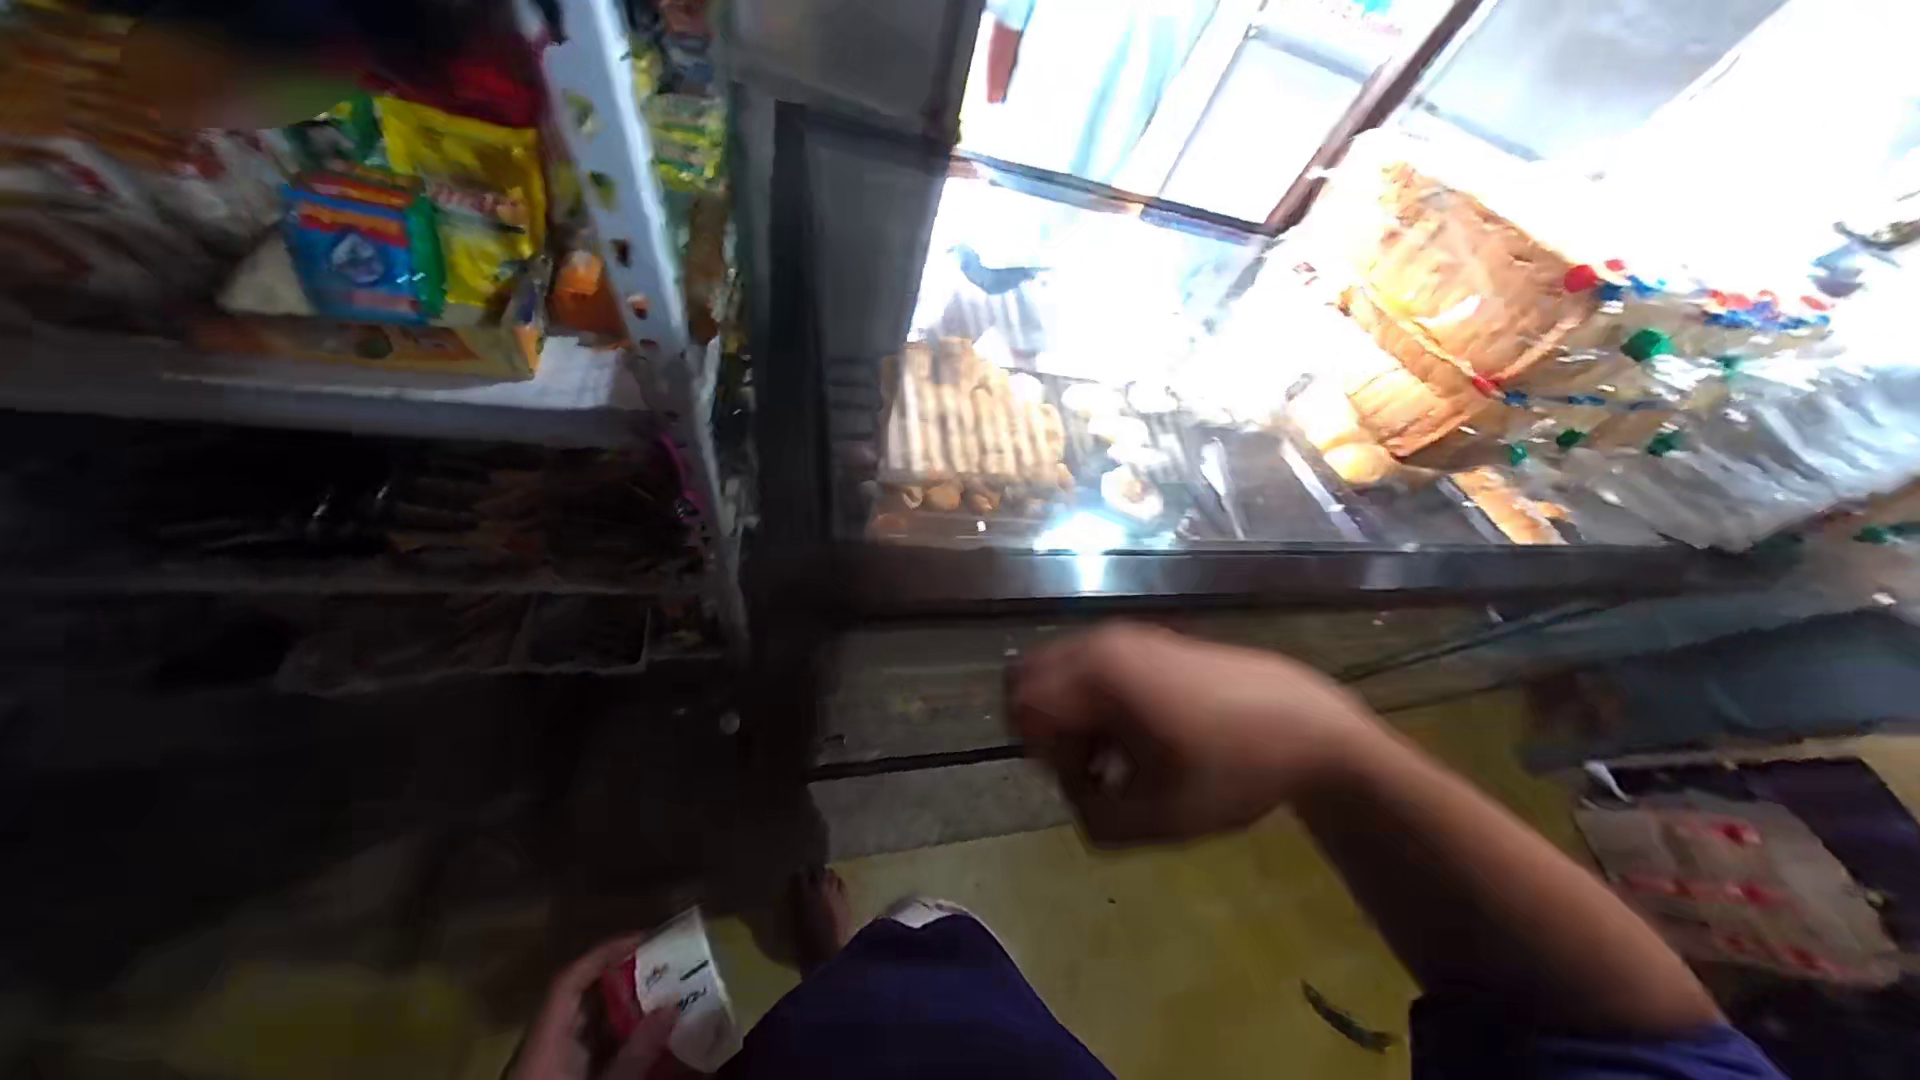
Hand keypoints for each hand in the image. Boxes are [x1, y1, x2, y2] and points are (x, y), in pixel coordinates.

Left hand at [508, 936, 678, 1079]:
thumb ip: (635, 1054)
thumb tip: (671, 1006)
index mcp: (543, 1046)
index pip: (568, 982)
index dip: (603, 953)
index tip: (644, 939)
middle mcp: (542, 1052)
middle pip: (580, 1001)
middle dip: (623, 980)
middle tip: (664, 967)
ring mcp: (549, 1073)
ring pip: (587, 1028)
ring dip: (624, 1011)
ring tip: (664, 999)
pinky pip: (589, 1054)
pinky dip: (618, 1042)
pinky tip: (647, 1043)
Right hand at [1010, 622, 1383, 844]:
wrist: (1306, 726)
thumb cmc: (1231, 771)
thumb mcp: (1157, 819)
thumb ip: (1091, 817)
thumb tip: (1077, 790)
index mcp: (1095, 676)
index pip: (1022, 704)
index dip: (1039, 751)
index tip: (1083, 777)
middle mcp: (1100, 644)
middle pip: (1029, 677)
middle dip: (1045, 725)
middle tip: (1090, 762)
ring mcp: (1125, 636)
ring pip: (1060, 670)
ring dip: (1071, 712)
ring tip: (1118, 750)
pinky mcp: (1146, 640)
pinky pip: (1091, 663)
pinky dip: (1093, 696)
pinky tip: (1138, 729)